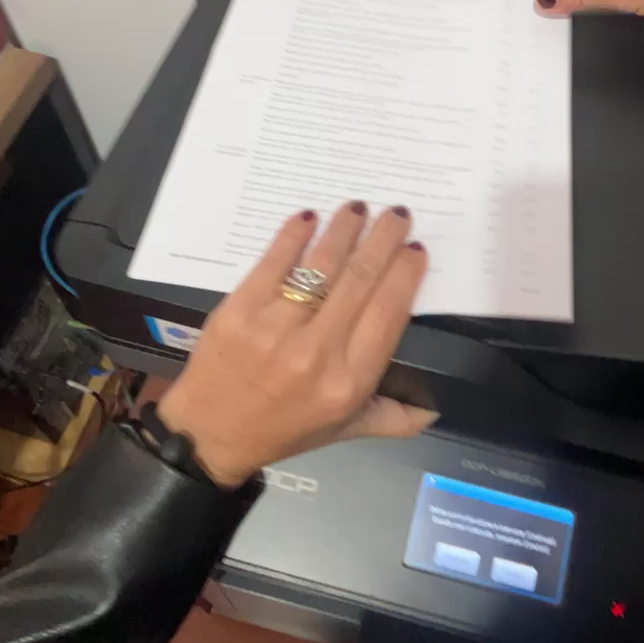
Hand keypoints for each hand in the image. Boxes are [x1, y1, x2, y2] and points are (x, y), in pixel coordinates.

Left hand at [156, 202, 437, 486]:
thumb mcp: (346, 430)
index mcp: (349, 381)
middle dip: (383, 238)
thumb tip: (434, 403)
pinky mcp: (240, 309)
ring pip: (322, 264)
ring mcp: (275, 328)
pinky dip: (294, 234)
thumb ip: (393, 416)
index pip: (389, 311)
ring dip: (344, 228)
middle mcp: (317, 352)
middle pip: (361, 278)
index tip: (414, 248)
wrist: (209, 434)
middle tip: (397, 213)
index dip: (405, 272)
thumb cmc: (284, 428)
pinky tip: (309, 217)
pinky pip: (274, 261)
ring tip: (357, 208)